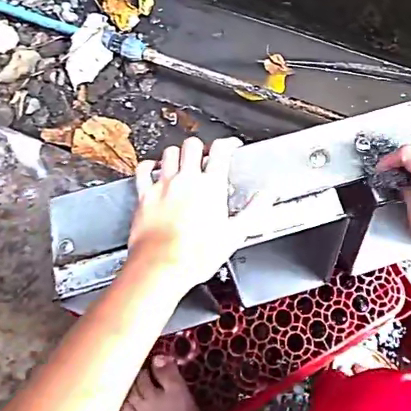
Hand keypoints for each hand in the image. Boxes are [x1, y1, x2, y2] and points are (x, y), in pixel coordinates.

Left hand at [124, 137, 248, 297]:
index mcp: (211, 187)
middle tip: (204, 156)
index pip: (221, 151)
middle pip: (192, 145)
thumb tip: (266, 197)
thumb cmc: (196, 255)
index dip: (228, 144)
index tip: (230, 147)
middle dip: (200, 147)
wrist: (161, 266)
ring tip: (181, 162)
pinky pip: (144, 170)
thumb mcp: (235, 235)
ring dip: (177, 154)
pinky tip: (152, 169)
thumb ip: (253, 211)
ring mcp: (164, 185)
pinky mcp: (145, 195)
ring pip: (169, 153)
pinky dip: (149, 166)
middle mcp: (186, 180)